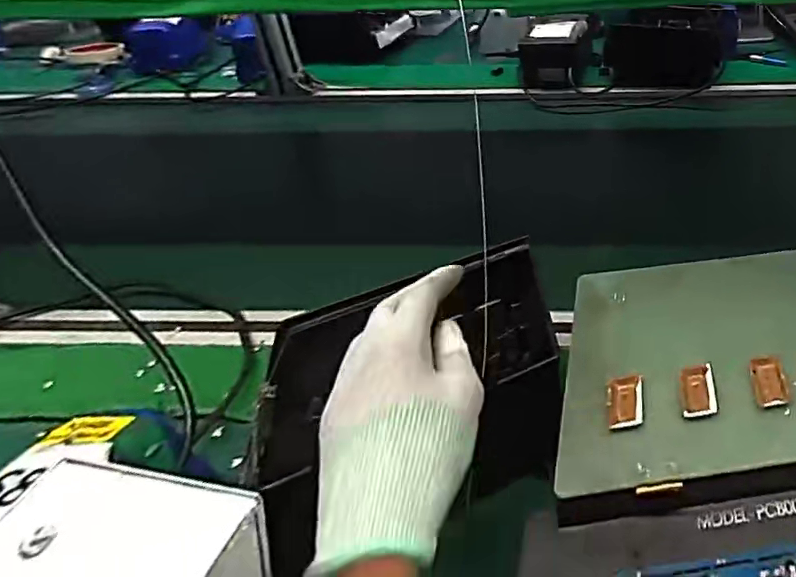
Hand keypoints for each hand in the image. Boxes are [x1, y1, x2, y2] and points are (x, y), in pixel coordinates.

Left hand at [311, 266, 483, 575]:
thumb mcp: (464, 393)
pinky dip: (378, 356)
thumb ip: (456, 350)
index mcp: (396, 344)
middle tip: (436, 292)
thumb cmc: (429, 449)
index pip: (419, 295)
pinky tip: (393, 371)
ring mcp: (341, 390)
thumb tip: (444, 331)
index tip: (455, 272)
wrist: (374, 522)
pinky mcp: (331, 420)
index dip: (440, 279)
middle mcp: (361, 359)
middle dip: (412, 296)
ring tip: (417, 329)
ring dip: (392, 325)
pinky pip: (356, 369)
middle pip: (385, 311)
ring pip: (365, 340)